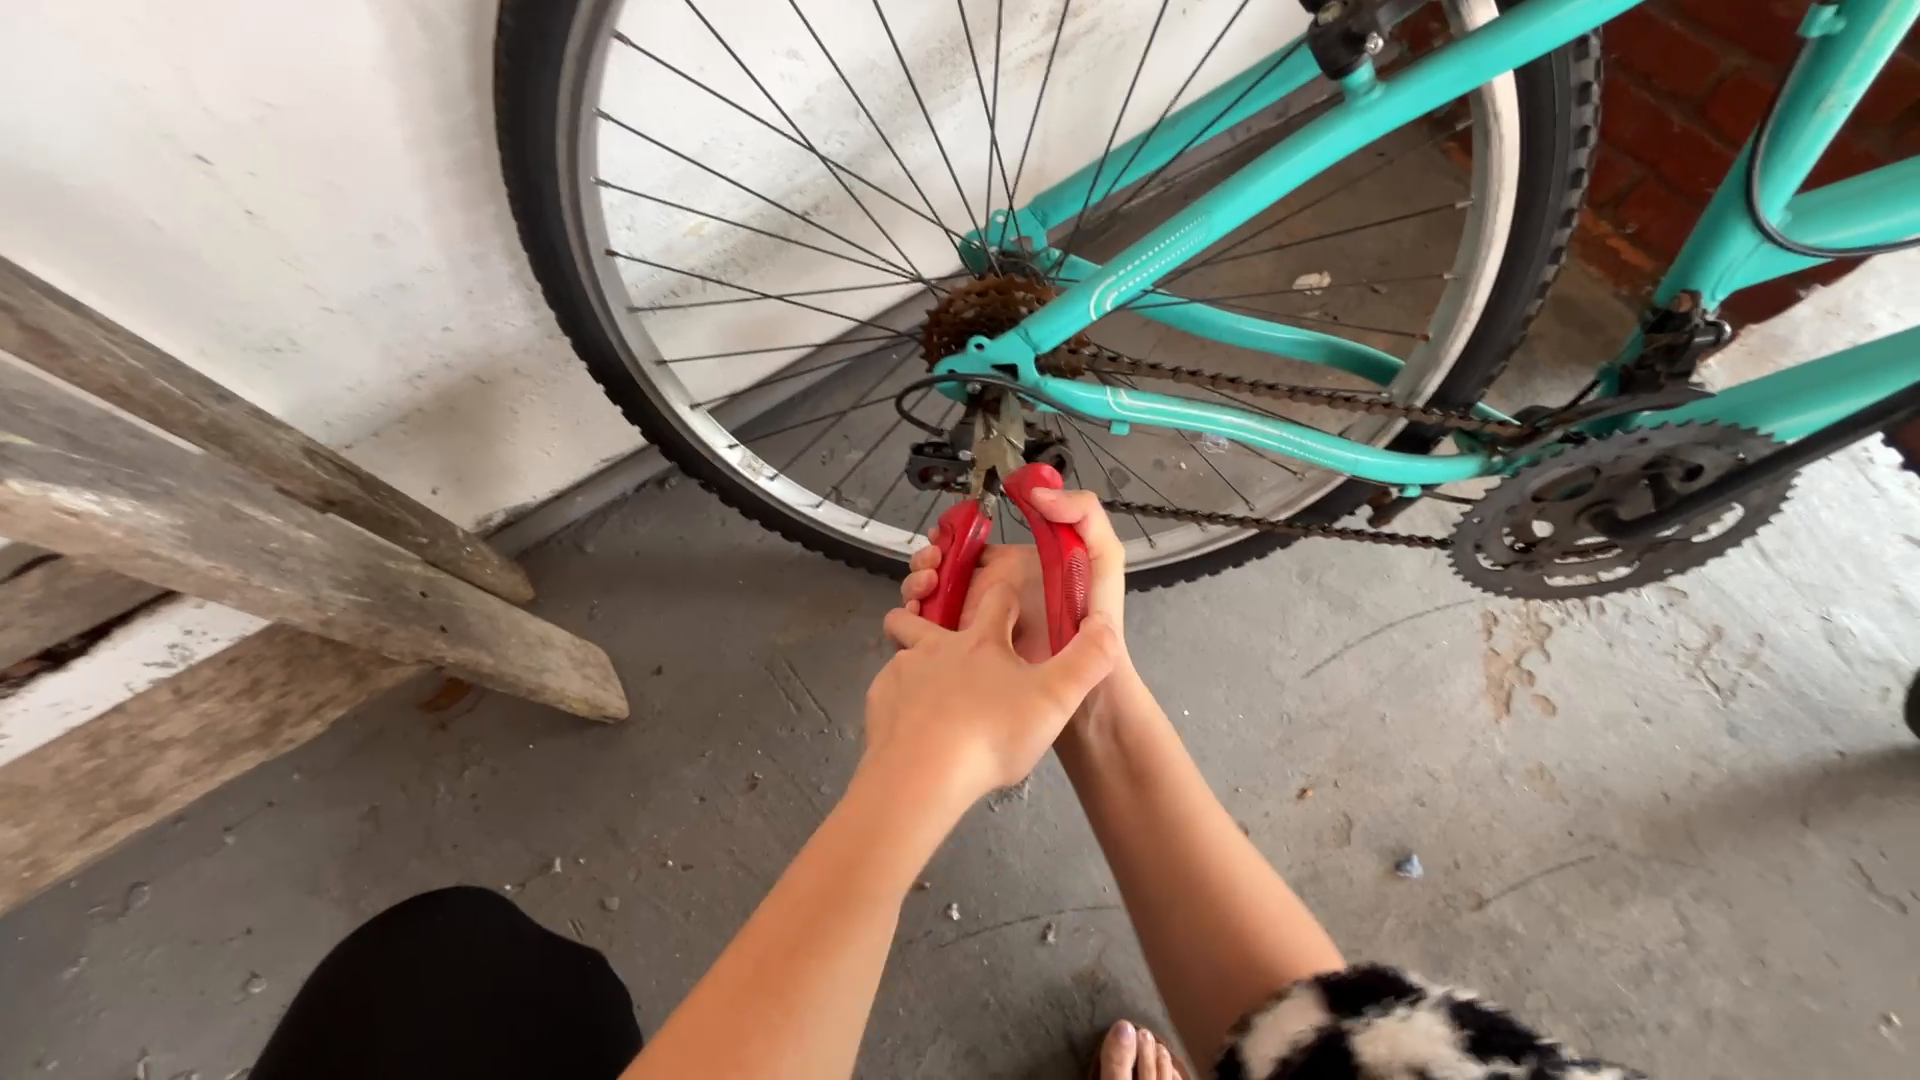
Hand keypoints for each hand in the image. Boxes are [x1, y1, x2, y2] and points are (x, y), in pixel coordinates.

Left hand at [866, 584, 1120, 800]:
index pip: (997, 600)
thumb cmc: (993, 733)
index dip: (1007, 598)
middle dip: (926, 613)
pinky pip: (888, 693)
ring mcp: (902, 673)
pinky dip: (900, 703)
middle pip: (920, 615)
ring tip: (932, 697)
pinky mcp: (879, 704)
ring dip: (915, 665)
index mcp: (981, 643)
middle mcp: (936, 647)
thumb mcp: (1055, 699)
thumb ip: (1087, 661)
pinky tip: (914, 730)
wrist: (922, 773)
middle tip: (943, 639)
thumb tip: (1106, 623)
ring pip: (902, 654)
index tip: (1011, 606)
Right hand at [900, 487, 1128, 665]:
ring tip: (927, 585)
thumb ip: (1083, 514)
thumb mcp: (1102, 555)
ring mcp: (973, 623)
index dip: (951, 533)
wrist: (1090, 683)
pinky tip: (920, 613)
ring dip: (918, 583)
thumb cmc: (1096, 620)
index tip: (942, 533)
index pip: (969, 543)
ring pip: (929, 596)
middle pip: (941, 567)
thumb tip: (1039, 491)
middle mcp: (988, 592)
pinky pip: (927, 632)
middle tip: (932, 563)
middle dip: (927, 558)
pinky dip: (913, 618)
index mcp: (1013, 568)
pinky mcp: (964, 653)